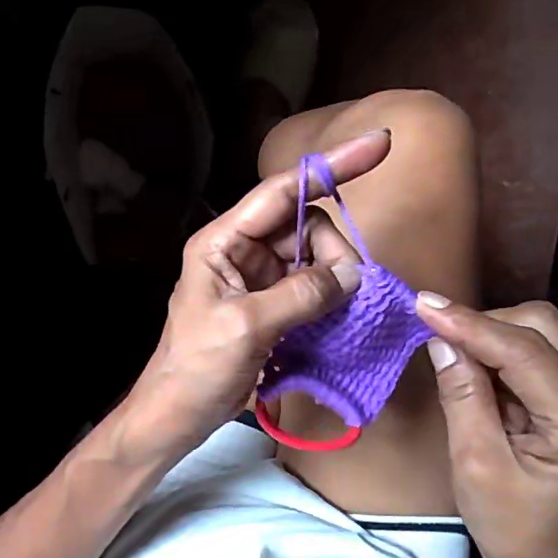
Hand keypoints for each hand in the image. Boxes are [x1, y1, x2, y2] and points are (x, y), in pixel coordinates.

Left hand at [115, 130, 392, 460]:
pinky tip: (338, 315)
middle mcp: (240, 251)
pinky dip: (329, 295)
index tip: (380, 145)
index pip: (280, 191)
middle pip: (304, 224)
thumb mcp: (246, 326)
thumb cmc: (196, 366)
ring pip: (312, 256)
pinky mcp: (269, 305)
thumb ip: (300, 294)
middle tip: (345, 289)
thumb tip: (351, 273)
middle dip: (332, 247)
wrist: (177, 412)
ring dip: (334, 275)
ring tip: (338, 309)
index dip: (330, 166)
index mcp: (222, 242)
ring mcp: (256, 279)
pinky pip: (310, 286)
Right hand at [412, 298, 557, 557]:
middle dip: (486, 324)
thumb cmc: (507, 523)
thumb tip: (440, 339)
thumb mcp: (473, 462)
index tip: (423, 304)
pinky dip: (509, 351)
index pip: (526, 354)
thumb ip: (462, 395)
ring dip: (496, 335)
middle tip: (437, 334)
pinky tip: (483, 369)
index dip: (470, 324)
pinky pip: (551, 351)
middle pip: (546, 329)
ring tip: (458, 357)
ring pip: (549, 333)